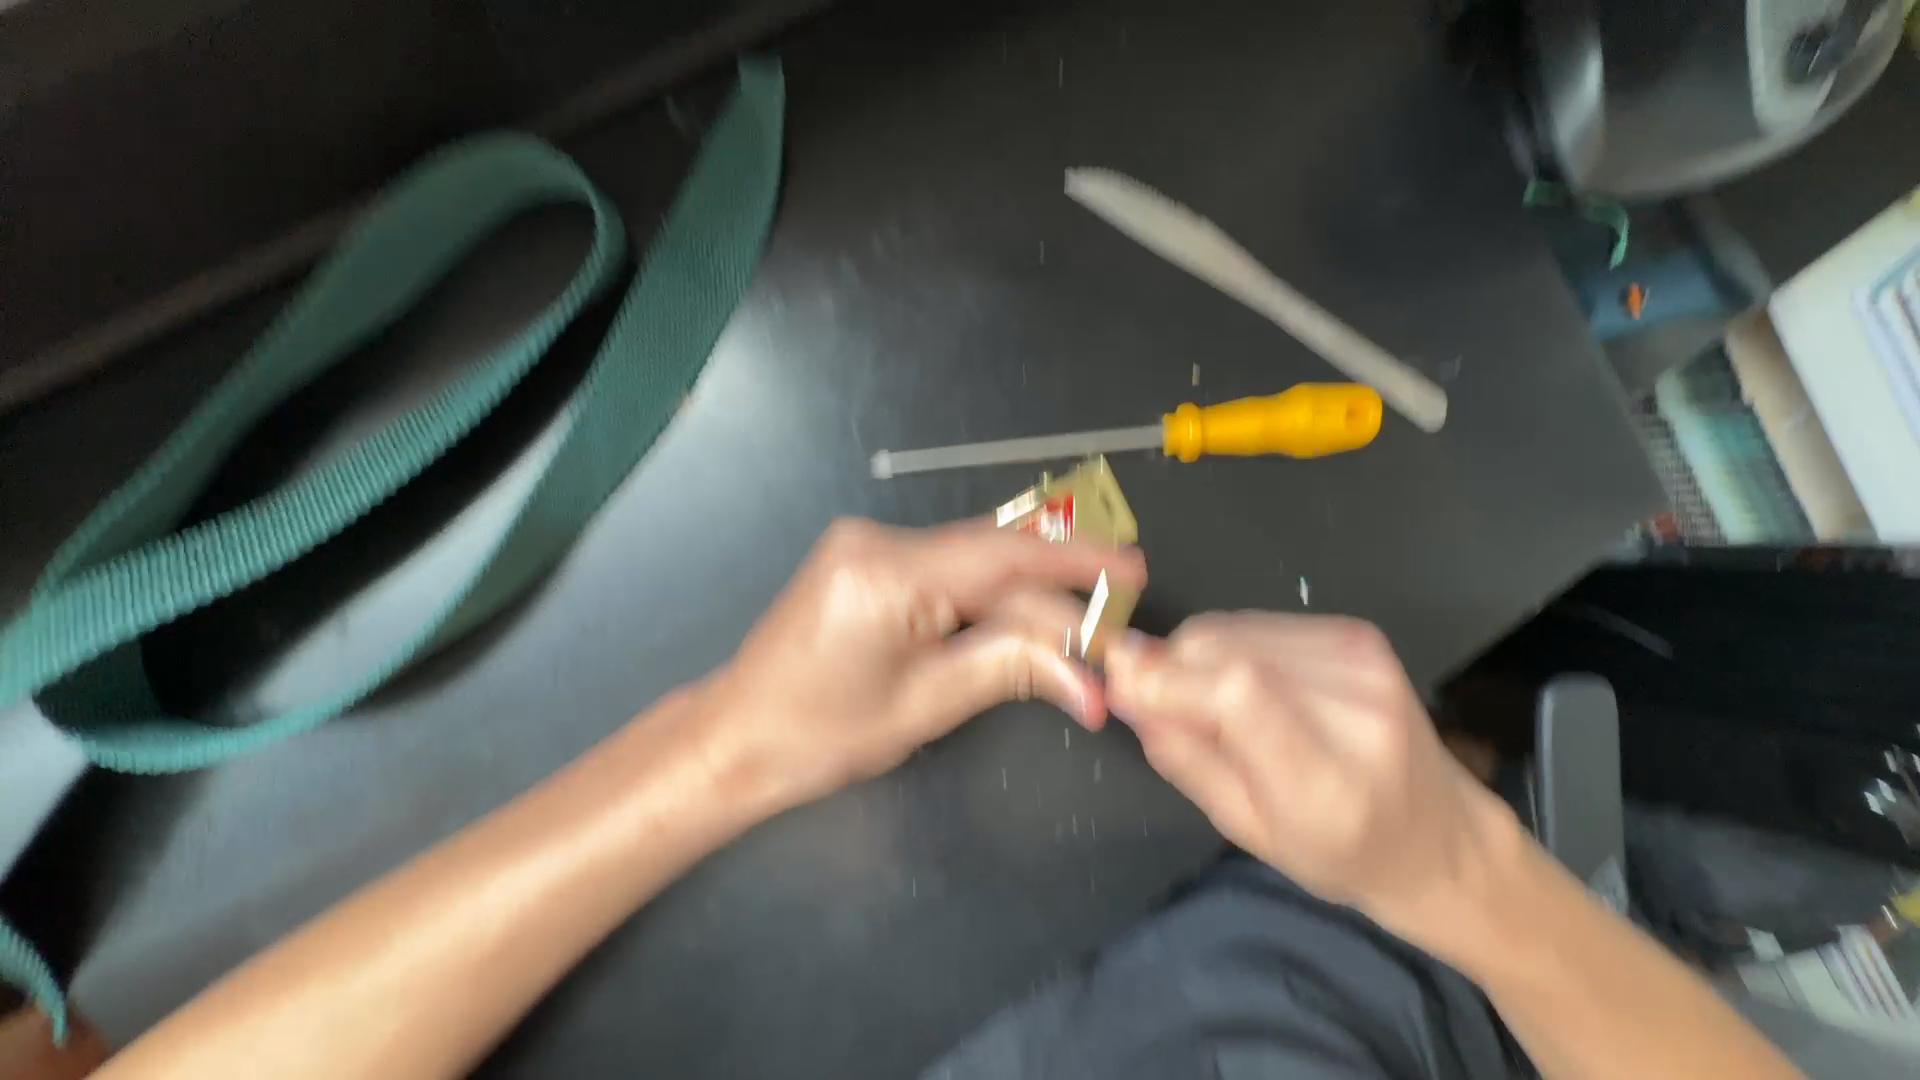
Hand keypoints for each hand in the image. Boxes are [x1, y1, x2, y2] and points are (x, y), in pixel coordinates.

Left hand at [697, 518, 1146, 810]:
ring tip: (1078, 621)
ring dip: (1023, 591)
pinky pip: (944, 565)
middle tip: (1114, 609)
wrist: (739, 734)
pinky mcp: (864, 556)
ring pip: (970, 557)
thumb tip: (1090, 675)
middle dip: (1056, 582)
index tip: (1132, 571)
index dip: (1075, 562)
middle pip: (990, 552)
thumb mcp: (928, 704)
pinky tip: (1020, 612)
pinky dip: (986, 591)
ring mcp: (866, 542)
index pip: (1002, 556)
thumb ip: (1012, 668)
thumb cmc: (823, 733)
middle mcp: (876, 538)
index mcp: (887, 572)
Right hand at [1104, 613, 1518, 934]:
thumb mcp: (1244, 827)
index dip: (1165, 675)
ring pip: (1233, 628)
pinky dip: (1230, 647)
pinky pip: (1258, 622)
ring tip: (1212, 701)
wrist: (1437, 835)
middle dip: (1169, 665)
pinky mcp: (1358, 634)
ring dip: (1197, 656)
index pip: (1237, 693)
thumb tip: (1124, 686)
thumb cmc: (1336, 853)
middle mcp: (1354, 707)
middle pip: (1225, 649)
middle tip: (1157, 700)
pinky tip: (1246, 682)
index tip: (1117, 678)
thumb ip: (1181, 754)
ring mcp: (1363, 661)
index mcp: (1326, 779)